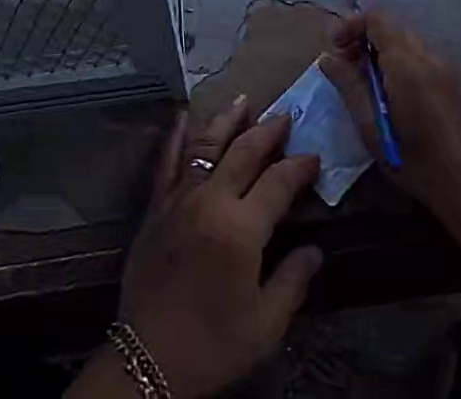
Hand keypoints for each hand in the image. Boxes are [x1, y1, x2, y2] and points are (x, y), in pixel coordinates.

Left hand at [118, 100, 323, 397]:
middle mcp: (210, 201)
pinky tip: (183, 116)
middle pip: (244, 153)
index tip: (314, 156)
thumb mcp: (265, 324)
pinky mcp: (155, 207)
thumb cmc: (212, 344)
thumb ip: (293, 280)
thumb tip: (314, 249)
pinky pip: (167, 162)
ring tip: (242, 101)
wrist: (146, 358)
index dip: (299, 167)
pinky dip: (177, 136)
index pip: (278, 182)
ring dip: (226, 121)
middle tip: (285, 116)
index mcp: (241, 229)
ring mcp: (178, 199)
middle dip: (268, 132)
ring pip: (205, 146)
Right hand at [318, 12, 460, 214]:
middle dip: (362, 38)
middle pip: (389, 27)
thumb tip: (327, 59)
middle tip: (344, 66)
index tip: (334, 49)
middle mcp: (427, 55)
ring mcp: (442, 66)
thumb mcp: (370, 126)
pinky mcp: (448, 80)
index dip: (350, 26)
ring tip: (362, 81)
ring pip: (402, 41)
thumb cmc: (414, 159)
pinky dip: (395, 61)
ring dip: (378, 51)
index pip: (375, 19)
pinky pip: (415, 56)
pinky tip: (386, 92)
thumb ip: (348, 85)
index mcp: (407, 62)